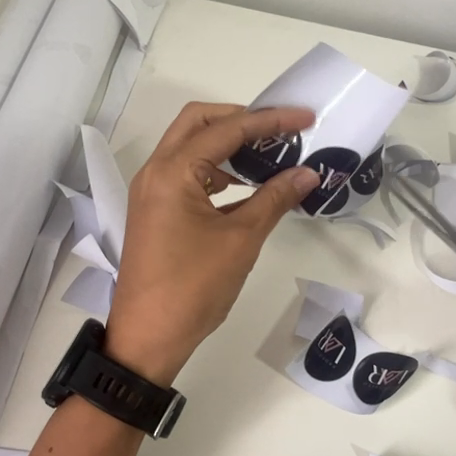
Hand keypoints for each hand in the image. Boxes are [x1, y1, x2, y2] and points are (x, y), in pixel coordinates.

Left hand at [104, 103, 318, 385]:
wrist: (148, 337)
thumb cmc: (194, 287)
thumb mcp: (241, 240)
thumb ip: (275, 199)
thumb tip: (307, 173)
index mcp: (172, 172)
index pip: (226, 129)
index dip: (269, 120)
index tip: (305, 118)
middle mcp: (155, 171)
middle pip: (197, 122)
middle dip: (241, 119)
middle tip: (280, 130)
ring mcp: (150, 191)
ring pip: (189, 146)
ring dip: (226, 144)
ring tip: (267, 156)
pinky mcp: (154, 211)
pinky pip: (185, 173)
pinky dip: (214, 169)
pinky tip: (243, 186)